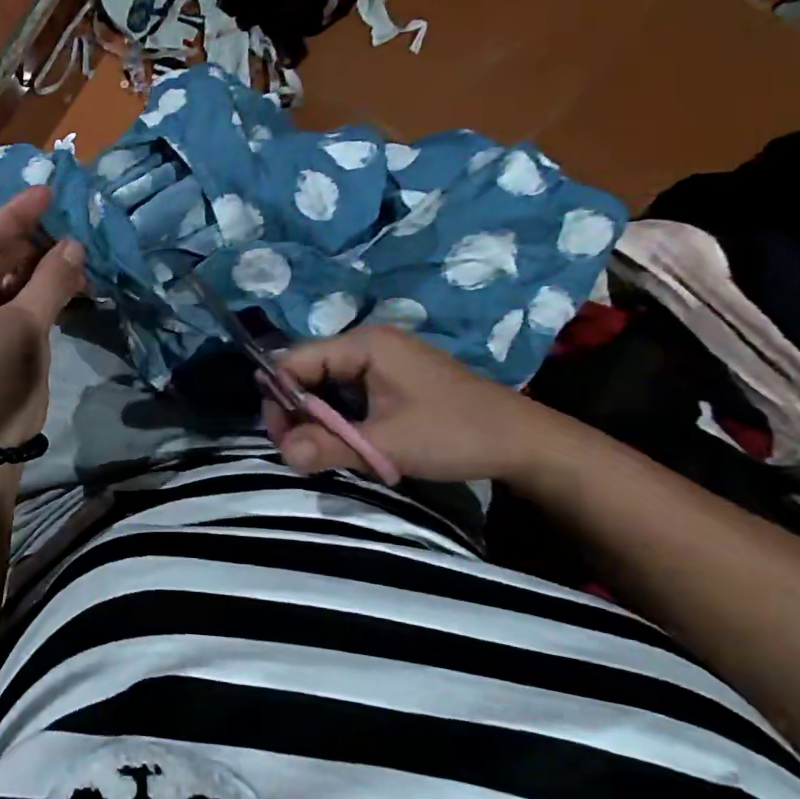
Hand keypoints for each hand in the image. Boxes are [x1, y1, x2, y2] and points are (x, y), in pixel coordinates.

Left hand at [0, 186, 85, 447]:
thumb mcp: (24, 327)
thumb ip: (50, 282)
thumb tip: (76, 245)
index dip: (15, 215)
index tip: (47, 191)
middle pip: (1, 254)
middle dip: (36, 236)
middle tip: (72, 214)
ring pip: (19, 274)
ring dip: (49, 260)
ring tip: (81, 242)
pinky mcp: (11, 329)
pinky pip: (31, 296)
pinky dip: (53, 285)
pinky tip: (78, 274)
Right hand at [262, 325, 569, 483]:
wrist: (520, 440)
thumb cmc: (452, 433)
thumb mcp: (386, 444)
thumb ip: (329, 446)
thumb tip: (282, 453)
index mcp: (364, 345)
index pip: (295, 360)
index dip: (280, 397)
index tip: (282, 439)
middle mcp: (369, 344)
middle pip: (308, 371)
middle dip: (297, 411)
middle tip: (299, 451)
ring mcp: (383, 361)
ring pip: (327, 386)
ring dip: (318, 418)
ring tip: (322, 450)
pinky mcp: (393, 380)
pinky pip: (348, 394)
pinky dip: (339, 418)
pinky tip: (345, 442)